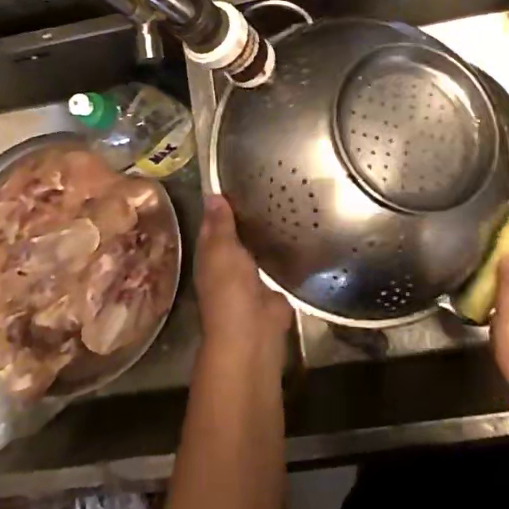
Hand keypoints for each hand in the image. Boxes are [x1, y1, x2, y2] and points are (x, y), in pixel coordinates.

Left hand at [194, 195, 293, 365]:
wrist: (253, 330)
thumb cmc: (230, 289)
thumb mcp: (222, 252)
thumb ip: (220, 225)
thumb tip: (212, 194)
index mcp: (210, 256)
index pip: (213, 224)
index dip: (222, 204)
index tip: (239, 179)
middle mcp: (228, 265)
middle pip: (237, 235)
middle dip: (248, 216)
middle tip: (271, 186)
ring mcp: (252, 276)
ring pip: (258, 247)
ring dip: (267, 232)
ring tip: (288, 203)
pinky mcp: (274, 285)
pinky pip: (277, 261)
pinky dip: (284, 249)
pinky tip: (298, 233)